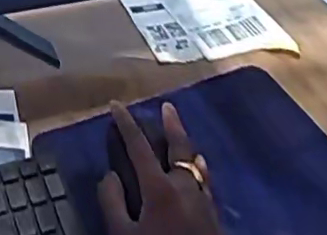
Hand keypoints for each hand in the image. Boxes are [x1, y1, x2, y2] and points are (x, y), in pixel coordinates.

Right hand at [98, 101, 220, 234]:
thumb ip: (113, 202)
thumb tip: (110, 175)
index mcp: (160, 187)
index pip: (139, 145)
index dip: (125, 123)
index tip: (115, 105)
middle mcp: (185, 187)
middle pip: (179, 148)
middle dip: (171, 125)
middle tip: (166, 106)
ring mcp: (205, 204)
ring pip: (197, 166)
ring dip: (187, 148)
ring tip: (182, 137)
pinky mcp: (216, 221)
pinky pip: (206, 184)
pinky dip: (199, 171)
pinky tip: (199, 173)